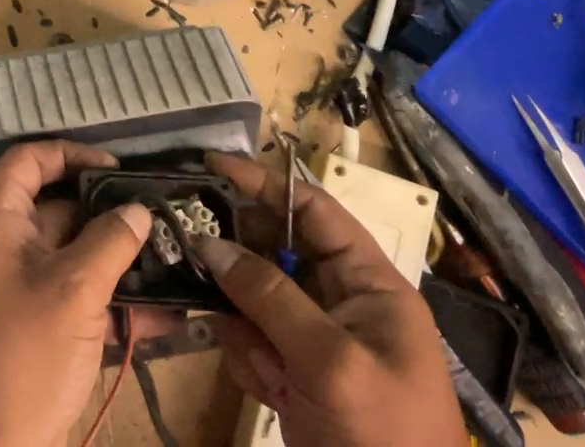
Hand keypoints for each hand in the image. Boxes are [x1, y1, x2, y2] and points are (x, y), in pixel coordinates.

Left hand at [0, 141, 151, 446]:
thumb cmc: (26, 354)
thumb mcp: (74, 291)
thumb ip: (109, 243)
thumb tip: (138, 210)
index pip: (26, 163)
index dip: (69, 154)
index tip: (117, 167)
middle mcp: (2, 245)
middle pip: (56, 208)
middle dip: (108, 212)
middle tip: (159, 214)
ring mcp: (19, 285)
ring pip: (73, 254)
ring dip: (119, 259)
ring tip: (173, 258)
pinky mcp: (38, 321)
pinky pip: (77, 294)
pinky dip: (113, 299)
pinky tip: (166, 313)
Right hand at [198, 152, 466, 446]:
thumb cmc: (384, 440)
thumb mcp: (330, 361)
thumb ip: (269, 295)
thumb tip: (209, 243)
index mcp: (371, 286)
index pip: (313, 211)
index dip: (264, 183)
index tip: (210, 165)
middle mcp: (342, 302)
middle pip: (273, 252)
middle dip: (243, 268)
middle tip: (200, 266)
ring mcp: (316, 339)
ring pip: (252, 299)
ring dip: (248, 331)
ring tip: (273, 374)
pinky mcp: (295, 372)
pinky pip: (250, 340)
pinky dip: (251, 362)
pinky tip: (275, 395)